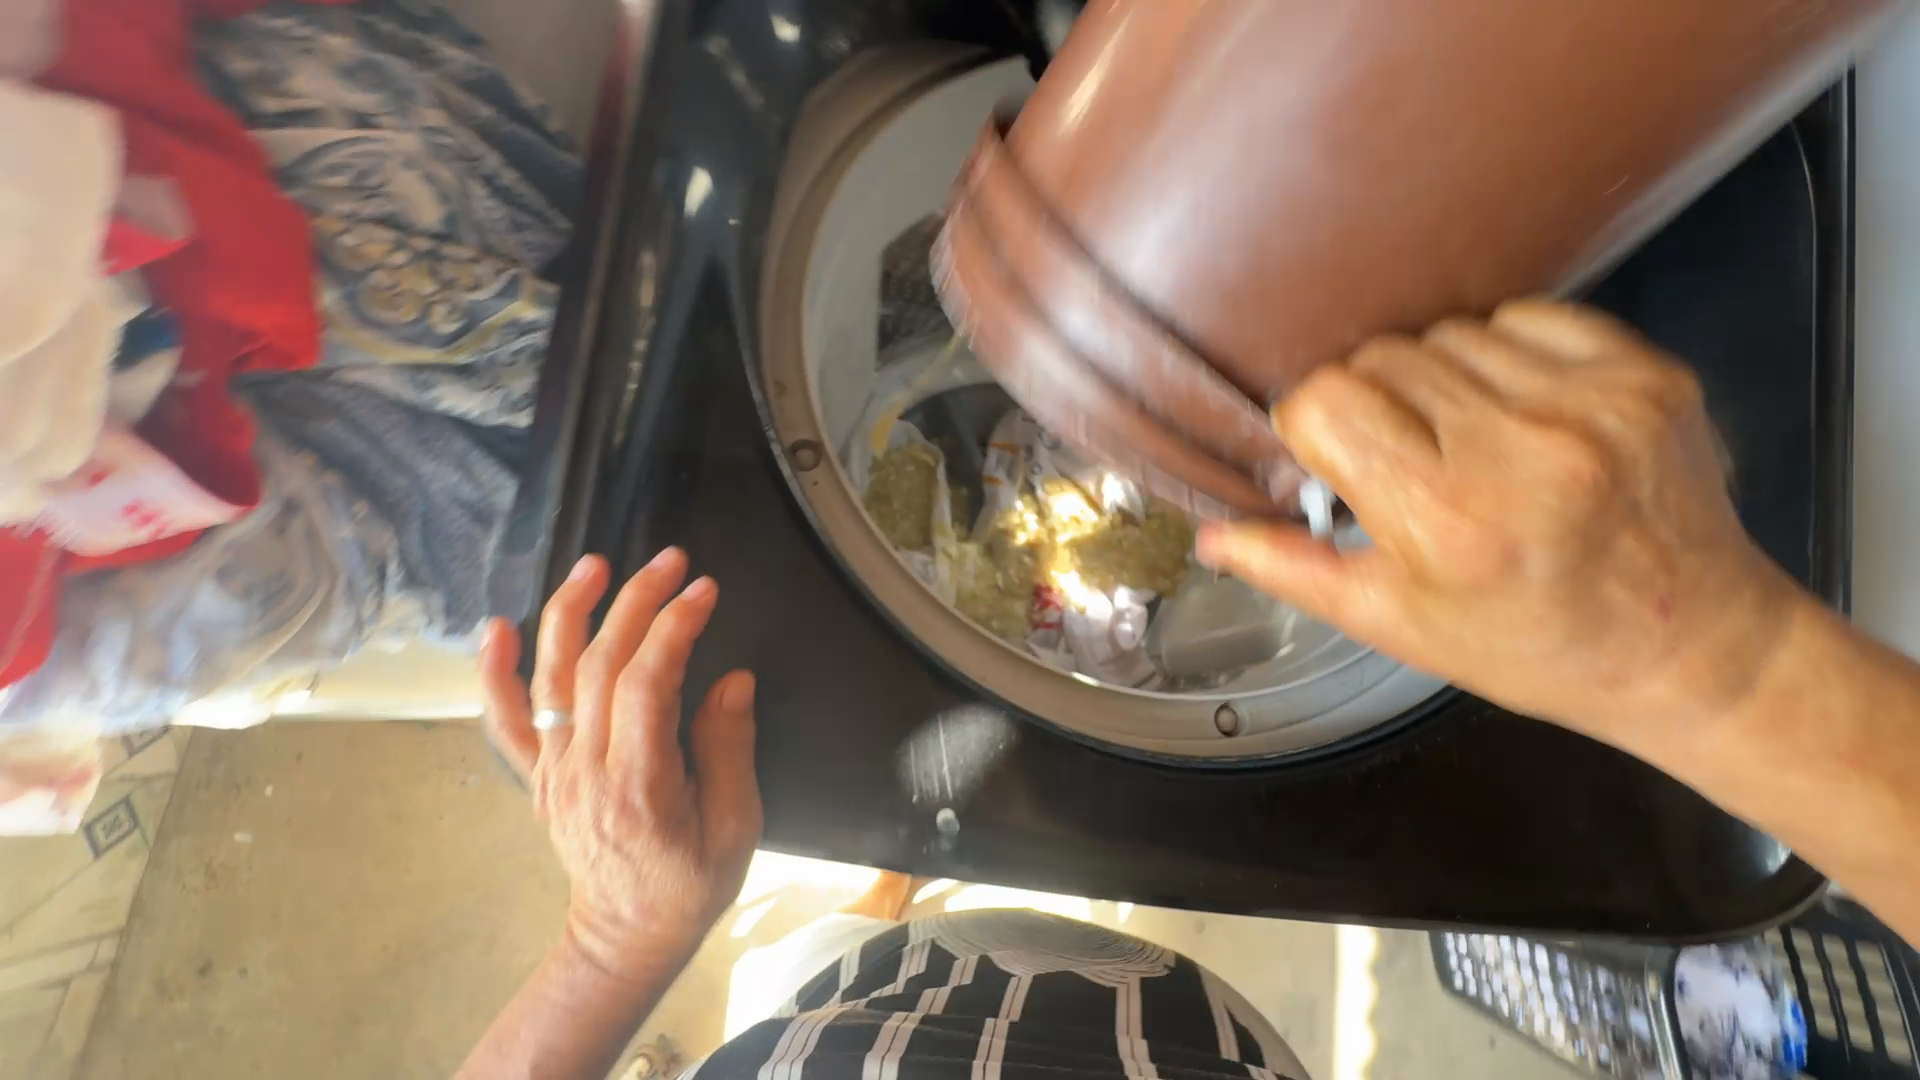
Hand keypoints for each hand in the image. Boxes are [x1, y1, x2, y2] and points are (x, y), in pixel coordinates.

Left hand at [477, 549, 760, 982]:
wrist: (626, 936)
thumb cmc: (691, 884)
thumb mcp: (737, 825)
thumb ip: (731, 749)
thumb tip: (733, 680)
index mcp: (640, 783)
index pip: (648, 683)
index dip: (674, 627)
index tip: (704, 590)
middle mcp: (585, 769)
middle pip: (600, 665)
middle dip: (636, 602)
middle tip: (671, 560)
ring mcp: (553, 771)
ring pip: (551, 678)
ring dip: (570, 613)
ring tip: (594, 564)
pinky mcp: (539, 776)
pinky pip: (507, 721)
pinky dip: (495, 673)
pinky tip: (496, 629)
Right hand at [1197, 300, 1807, 747]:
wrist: (1687, 648)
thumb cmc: (1521, 643)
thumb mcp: (1388, 621)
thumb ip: (1290, 569)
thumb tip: (1210, 538)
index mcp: (1444, 517)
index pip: (1324, 403)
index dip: (1306, 428)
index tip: (1327, 462)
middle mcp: (1519, 447)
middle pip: (1375, 361)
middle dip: (1362, 406)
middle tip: (1390, 459)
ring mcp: (1590, 401)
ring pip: (1440, 336)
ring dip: (1424, 380)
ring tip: (1451, 437)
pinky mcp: (1641, 372)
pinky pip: (1519, 318)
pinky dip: (1492, 354)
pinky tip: (1506, 409)